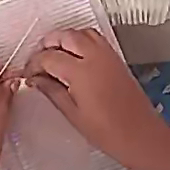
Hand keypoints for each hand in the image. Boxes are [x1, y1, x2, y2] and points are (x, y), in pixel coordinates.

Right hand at [26, 28, 169, 169]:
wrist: (141, 136)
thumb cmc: (107, 132)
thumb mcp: (73, 114)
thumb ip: (52, 91)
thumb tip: (36, 79)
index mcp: (81, 72)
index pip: (48, 57)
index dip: (34, 64)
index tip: (29, 74)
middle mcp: (95, 57)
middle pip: (65, 36)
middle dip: (47, 44)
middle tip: (37, 60)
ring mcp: (108, 56)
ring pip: (82, 33)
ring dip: (65, 38)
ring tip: (54, 54)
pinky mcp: (117, 60)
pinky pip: (96, 39)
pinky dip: (81, 40)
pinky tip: (75, 56)